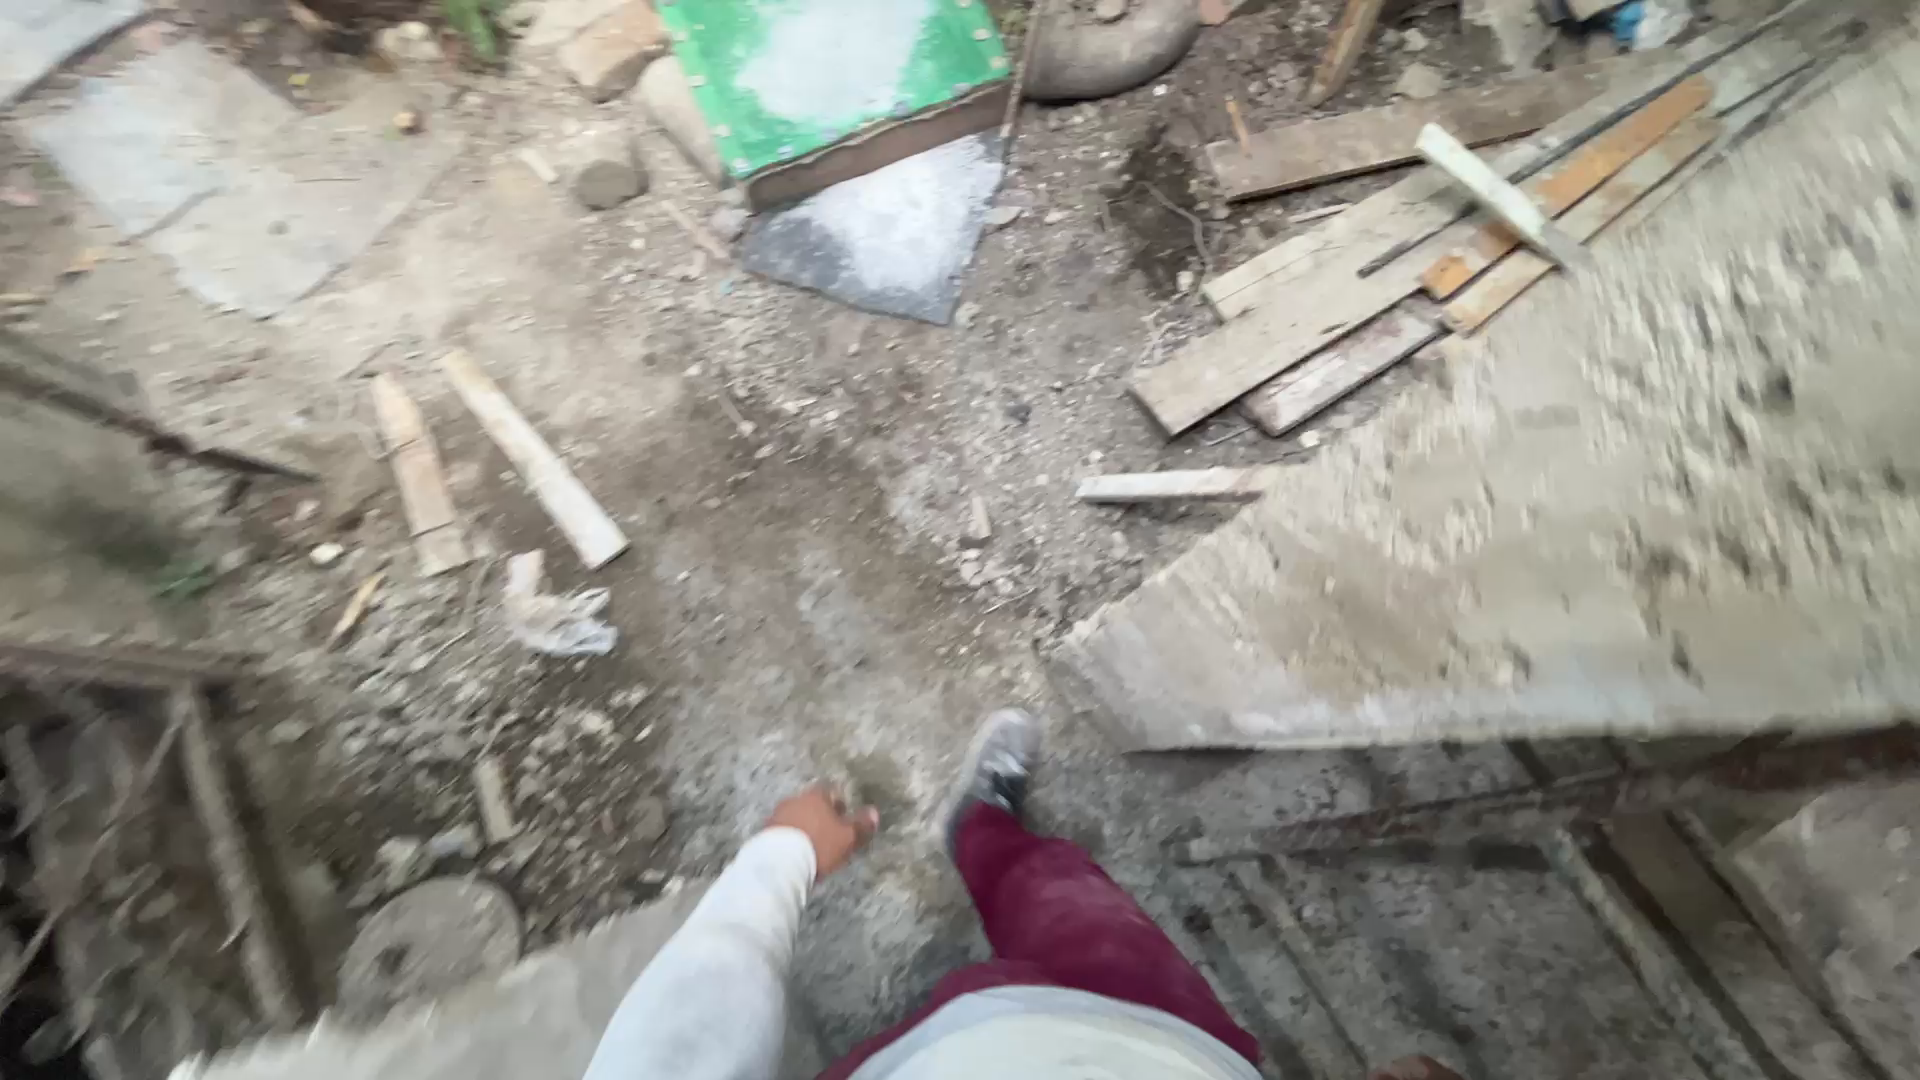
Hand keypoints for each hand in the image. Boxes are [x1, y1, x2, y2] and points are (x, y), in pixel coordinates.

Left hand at [766, 785, 879, 881]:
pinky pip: (783, 831)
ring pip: (796, 816)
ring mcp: (777, 815)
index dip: (838, 803)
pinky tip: (794, 853)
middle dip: (820, 815)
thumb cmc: (818, 846)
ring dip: (803, 826)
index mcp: (817, 796)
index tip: (843, 817)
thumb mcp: (847, 838)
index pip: (830, 790)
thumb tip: (874, 812)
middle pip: (811, 803)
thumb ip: (861, 825)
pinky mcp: (764, 832)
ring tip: (811, 845)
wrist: (778, 865)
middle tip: (829, 833)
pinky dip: (790, 838)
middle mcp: (796, 799)